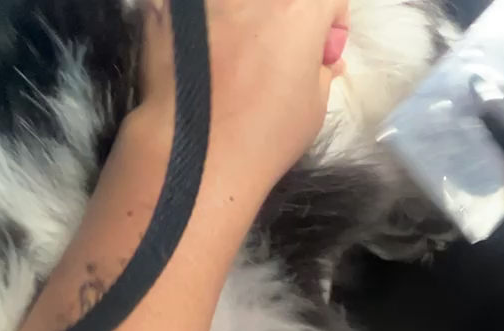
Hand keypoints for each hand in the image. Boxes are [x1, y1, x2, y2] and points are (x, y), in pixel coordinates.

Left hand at [133, 0, 350, 205]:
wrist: (200, 144)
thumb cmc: (270, 130)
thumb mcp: (316, 104)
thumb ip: (321, 66)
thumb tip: (323, 56)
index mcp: (297, 7)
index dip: (333, 23)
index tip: (323, 49)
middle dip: (290, 16)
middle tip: (284, 49)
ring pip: (239, 3)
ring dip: (247, 19)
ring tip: (242, 53)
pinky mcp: (170, 1)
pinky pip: (201, 8)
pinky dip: (209, 22)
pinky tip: (209, 52)